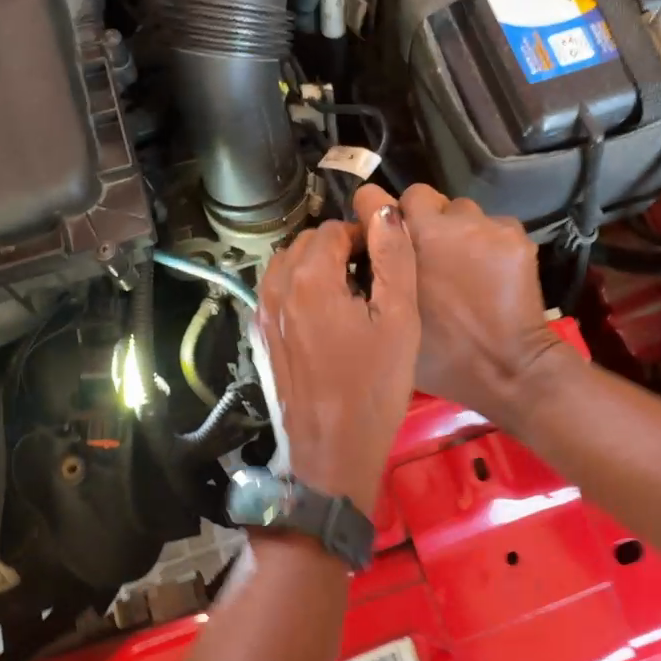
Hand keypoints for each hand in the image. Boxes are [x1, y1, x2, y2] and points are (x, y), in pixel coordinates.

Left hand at [255, 190, 419, 513]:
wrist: (333, 449)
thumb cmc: (374, 385)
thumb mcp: (399, 318)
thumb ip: (393, 256)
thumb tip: (383, 210)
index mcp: (309, 276)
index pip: (333, 229)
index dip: (363, 239)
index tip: (384, 267)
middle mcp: (277, 287)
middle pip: (307, 243)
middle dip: (338, 250)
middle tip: (371, 283)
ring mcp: (264, 313)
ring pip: (288, 265)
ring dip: (316, 267)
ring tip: (349, 298)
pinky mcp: (261, 336)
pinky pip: (278, 292)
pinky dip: (299, 290)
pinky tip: (326, 319)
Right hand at [394, 184, 571, 426]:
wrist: (508, 369)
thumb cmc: (440, 355)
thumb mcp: (392, 316)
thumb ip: (379, 275)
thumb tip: (371, 256)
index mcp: (406, 241)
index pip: (373, 198)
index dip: (374, 213)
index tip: (379, 228)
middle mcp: (443, 222)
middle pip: (421, 196)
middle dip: (419, 216)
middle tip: (426, 250)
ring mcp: (484, 226)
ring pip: (462, 210)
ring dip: (457, 229)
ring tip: (463, 264)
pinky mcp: (515, 236)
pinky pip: (494, 226)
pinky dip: (489, 243)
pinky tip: (491, 272)